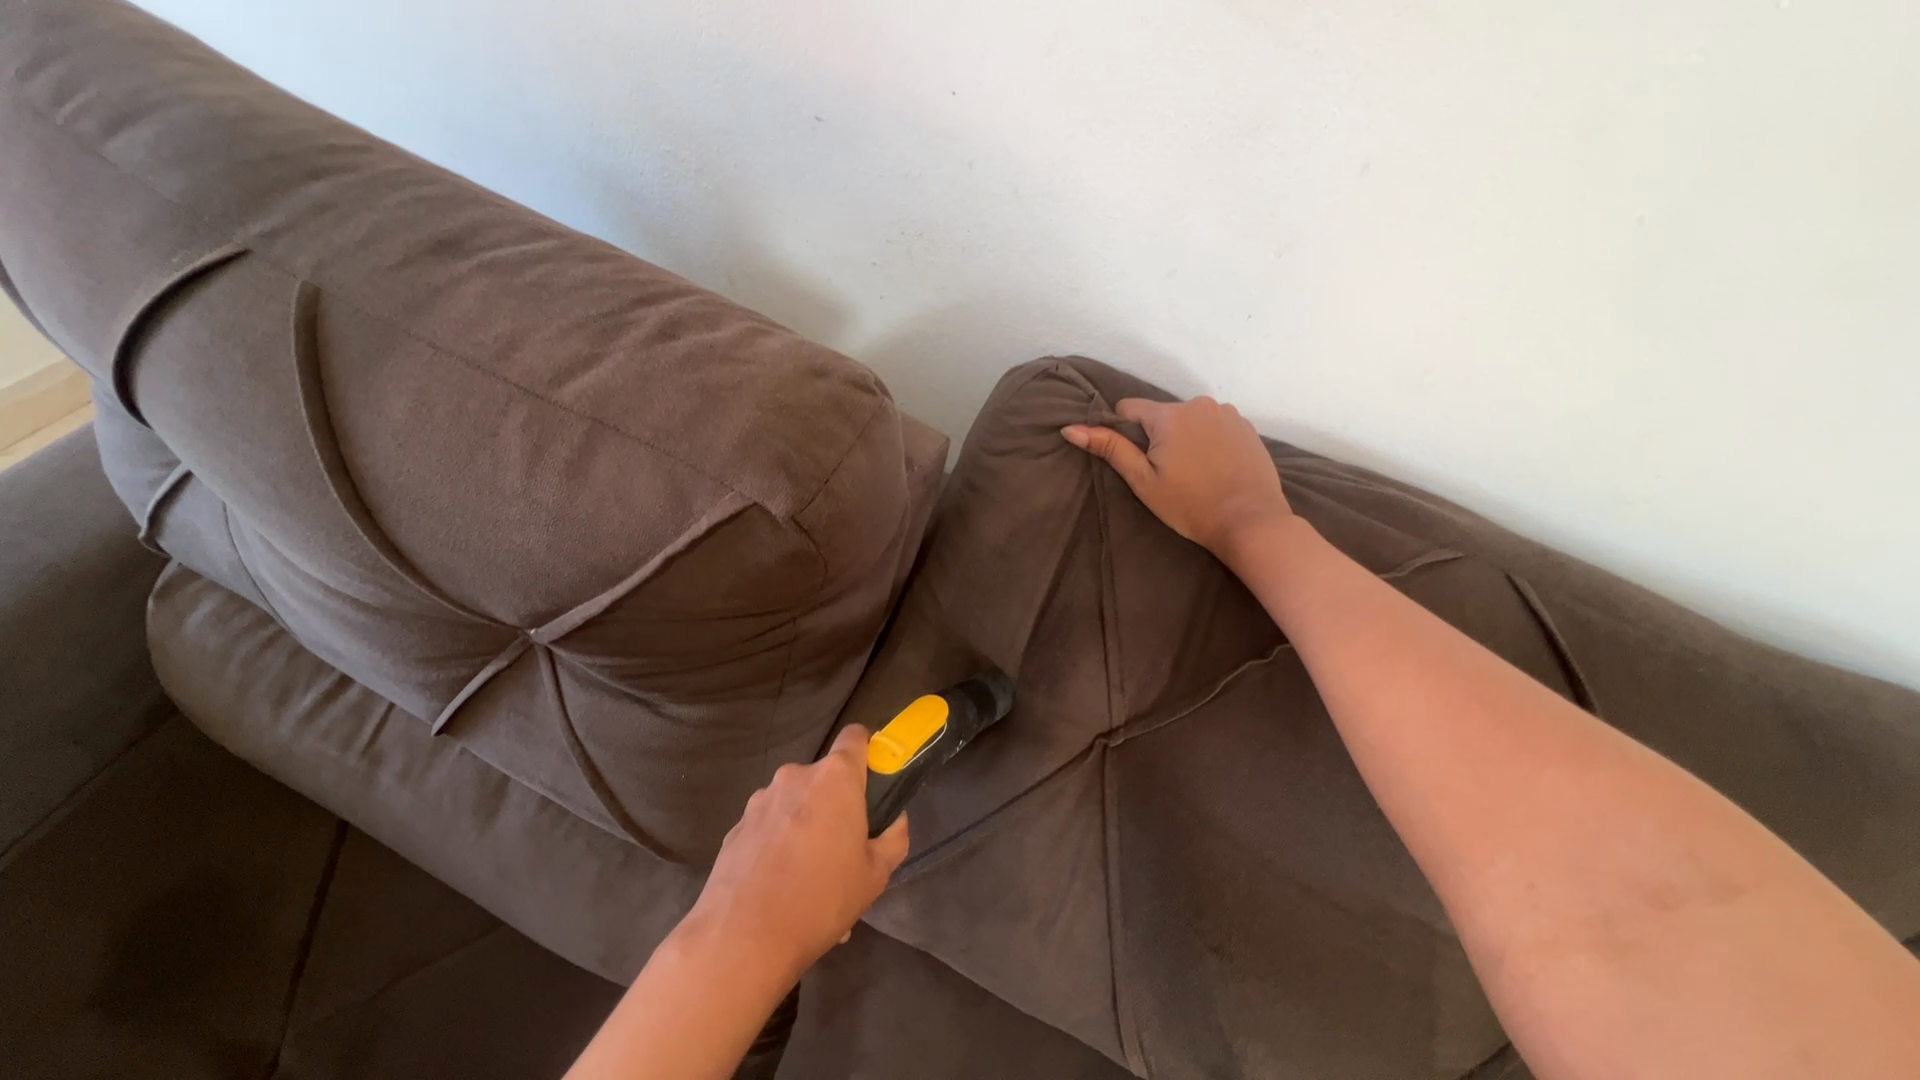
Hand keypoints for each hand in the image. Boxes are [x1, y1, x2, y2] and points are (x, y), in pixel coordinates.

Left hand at [686, 725, 909, 983]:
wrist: (742, 939)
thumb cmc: (821, 898)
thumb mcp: (877, 874)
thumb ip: (894, 836)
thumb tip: (892, 820)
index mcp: (834, 778)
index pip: (856, 737)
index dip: (869, 753)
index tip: (874, 785)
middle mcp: (794, 777)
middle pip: (825, 779)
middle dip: (836, 807)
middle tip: (844, 852)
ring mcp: (759, 800)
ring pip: (795, 805)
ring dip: (807, 829)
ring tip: (810, 883)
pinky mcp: (735, 827)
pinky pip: (770, 828)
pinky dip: (779, 848)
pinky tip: (781, 891)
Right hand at [1062, 396, 1292, 556]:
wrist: (1250, 521)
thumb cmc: (1190, 505)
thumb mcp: (1143, 480)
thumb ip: (1109, 448)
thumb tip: (1070, 428)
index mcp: (1169, 415)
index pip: (1128, 408)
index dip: (1125, 433)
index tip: (1139, 461)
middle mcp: (1199, 404)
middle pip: (1162, 415)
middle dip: (1159, 437)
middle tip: (1169, 474)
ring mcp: (1227, 413)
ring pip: (1190, 420)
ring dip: (1186, 438)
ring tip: (1195, 473)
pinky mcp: (1247, 427)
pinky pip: (1215, 426)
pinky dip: (1210, 442)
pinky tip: (1216, 469)